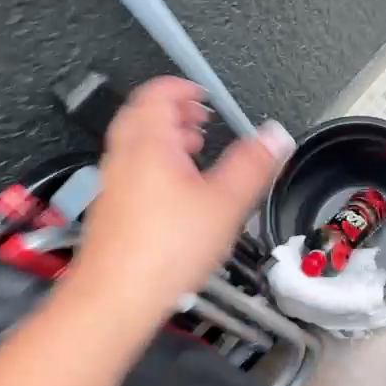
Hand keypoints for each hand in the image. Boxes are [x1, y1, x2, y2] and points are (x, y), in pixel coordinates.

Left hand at [61, 77, 292, 335]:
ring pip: (135, 146)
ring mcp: (112, 184)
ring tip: (193, 151)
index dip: (182, 86)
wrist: (115, 298)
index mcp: (149, 143)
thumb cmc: (161, 253)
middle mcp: (124, 158)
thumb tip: (276, 136)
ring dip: (164, 140)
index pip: (157, 94)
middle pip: (142, 116)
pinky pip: (131, 174)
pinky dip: (154, 167)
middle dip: (174, 112)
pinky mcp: (110, 212)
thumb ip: (253, 165)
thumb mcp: (226, 204)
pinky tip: (177, 196)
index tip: (201, 93)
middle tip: (198, 118)